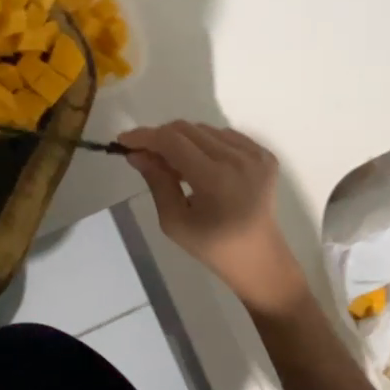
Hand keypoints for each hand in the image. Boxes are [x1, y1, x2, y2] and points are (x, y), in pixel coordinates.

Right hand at [121, 122, 306, 315]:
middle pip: (187, 129)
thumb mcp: (174, 221)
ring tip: (177, 168)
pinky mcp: (265, 155)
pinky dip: (207, 144)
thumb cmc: (213, 247)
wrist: (260, 259)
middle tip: (147, 157)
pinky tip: (203, 166)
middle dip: (161, 138)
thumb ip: (156, 181)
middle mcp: (238, 159)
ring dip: (184, 141)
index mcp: (216, 179)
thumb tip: (136, 153)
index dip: (145, 136)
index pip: (172, 141)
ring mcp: (255, 155)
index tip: (124, 140)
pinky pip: (226, 136)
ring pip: (205, 130)